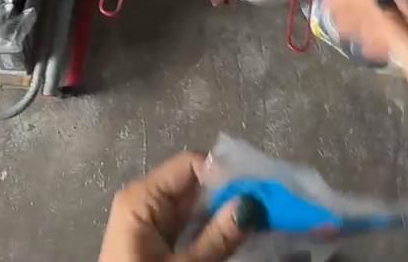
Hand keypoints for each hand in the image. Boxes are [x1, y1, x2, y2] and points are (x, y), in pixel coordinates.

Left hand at [98, 151, 255, 261]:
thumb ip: (219, 236)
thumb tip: (252, 203)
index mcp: (142, 195)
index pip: (191, 165)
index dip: (224, 173)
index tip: (257, 190)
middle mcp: (145, 199)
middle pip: (195, 184)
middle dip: (229, 194)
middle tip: (265, 205)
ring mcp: (149, 221)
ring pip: (195, 207)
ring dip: (223, 213)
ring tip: (258, 218)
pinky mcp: (155, 242)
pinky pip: (188, 226)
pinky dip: (210, 229)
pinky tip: (234, 234)